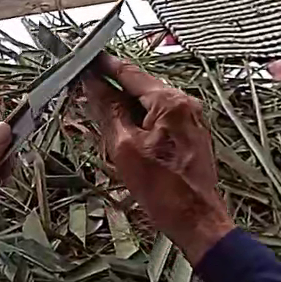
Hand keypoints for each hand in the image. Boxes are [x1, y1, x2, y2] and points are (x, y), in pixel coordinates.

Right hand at [82, 54, 234, 263]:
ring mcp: (190, 119)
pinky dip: (137, 121)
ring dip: (122, 107)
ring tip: (97, 115)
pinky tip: (121, 133)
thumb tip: (93, 86)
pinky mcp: (189, 135)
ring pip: (147, 104)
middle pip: (139, 87)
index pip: (129, 73)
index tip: (84, 59)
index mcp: (170, 102)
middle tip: (83, 90)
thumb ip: (108, 111)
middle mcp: (185, 104)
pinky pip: (158, 118)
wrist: (197, 222)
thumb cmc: (164, 190)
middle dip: (111, 89)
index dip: (103, 66)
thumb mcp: (124, 147)